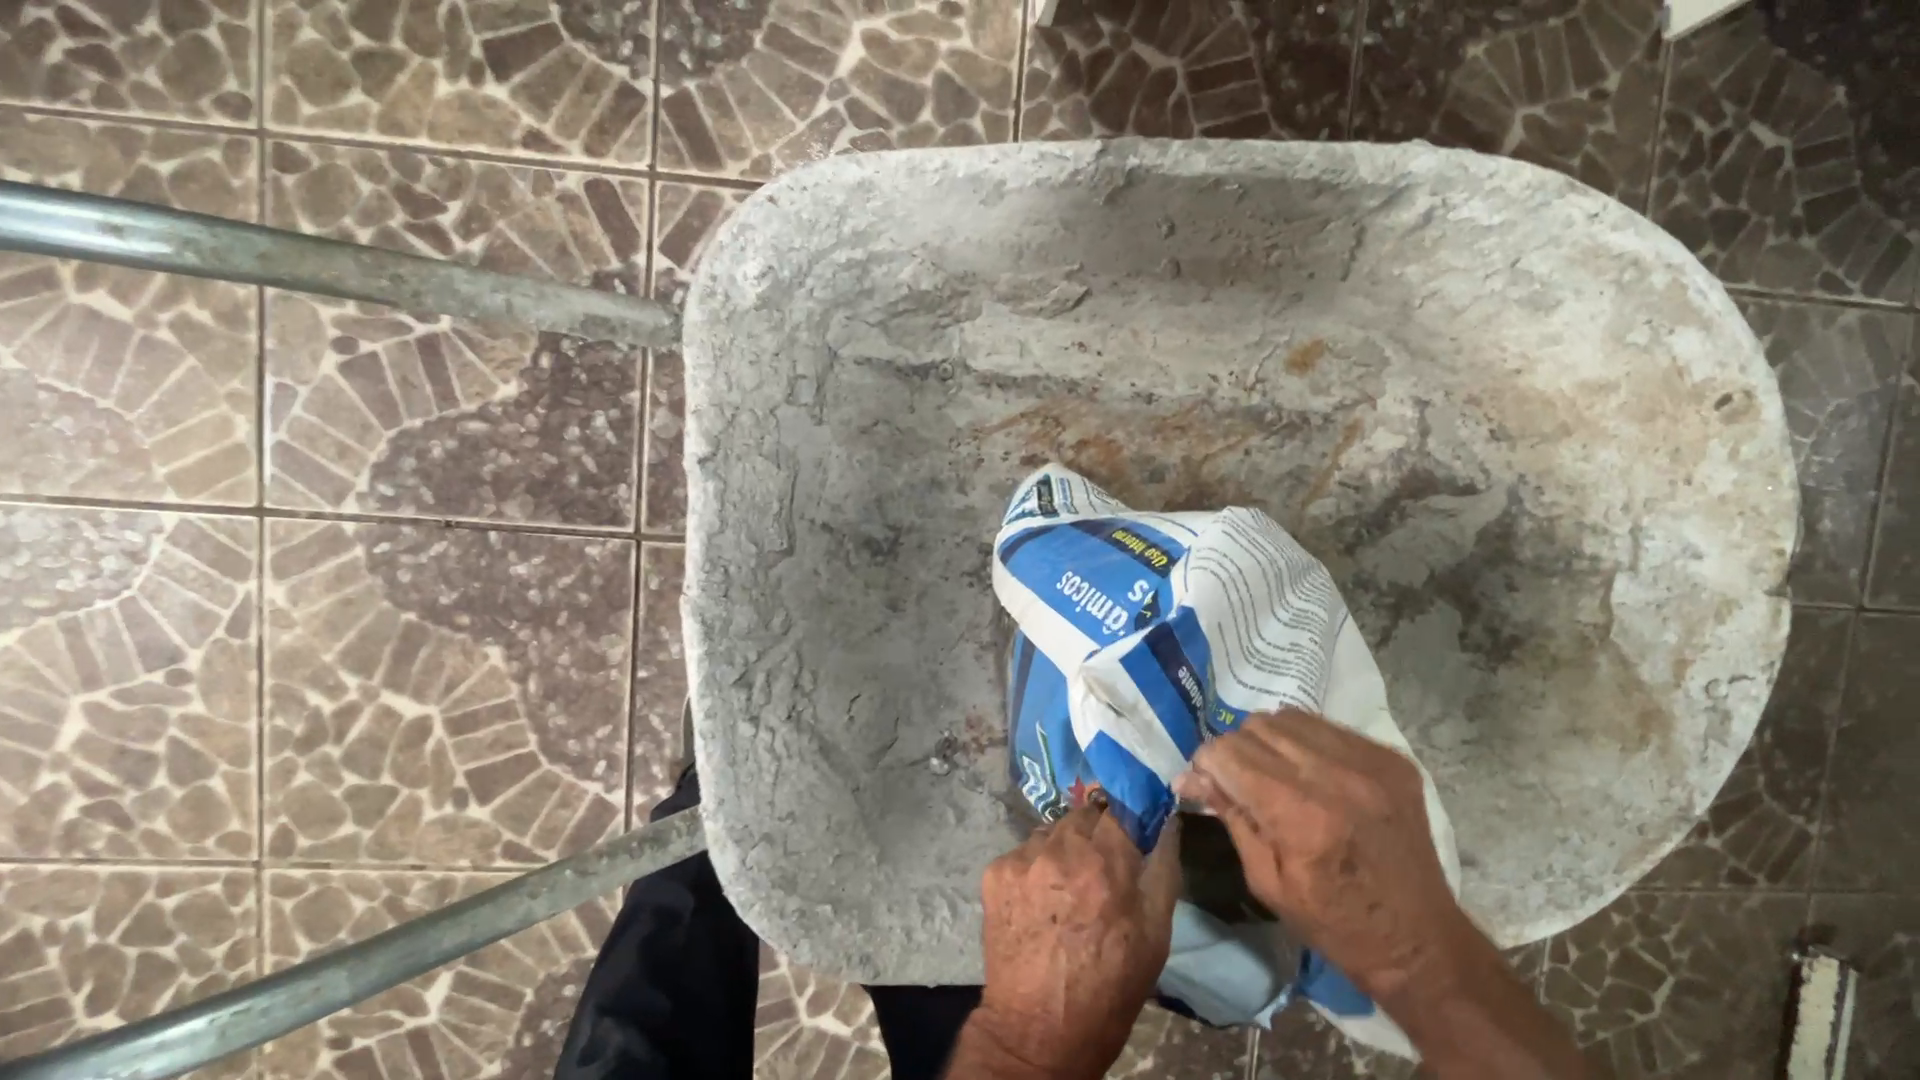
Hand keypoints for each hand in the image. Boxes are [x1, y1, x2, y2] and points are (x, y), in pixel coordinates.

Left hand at [956, 796, 1180, 1079]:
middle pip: (1083, 814)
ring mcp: (1023, 859)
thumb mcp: (1156, 932)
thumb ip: (1162, 866)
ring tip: (1068, 887)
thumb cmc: (1111, 984)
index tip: (1132, 827)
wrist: (1039, 1029)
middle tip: (1101, 867)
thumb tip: (1166, 821)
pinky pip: (1024, 851)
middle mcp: (1061, 849)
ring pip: (1051, 830)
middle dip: (1095, 832)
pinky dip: (1035, 865)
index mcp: (1106, 862)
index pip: (1120, 804)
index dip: (1128, 813)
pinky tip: (1041, 899)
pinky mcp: (995, 872)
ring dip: (1063, 847)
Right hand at [1174, 709, 1469, 1003]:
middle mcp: (1335, 776)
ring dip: (1269, 741)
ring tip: (1276, 774)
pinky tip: (1312, 775)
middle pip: (1255, 727)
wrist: (1419, 940)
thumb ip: (1230, 816)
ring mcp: (1369, 763)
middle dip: (1236, 752)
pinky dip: (1306, 743)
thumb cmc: (1333, 922)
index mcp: (1300, 815)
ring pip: (1289, 718)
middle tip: (1240, 783)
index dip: (1207, 765)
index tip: (1207, 785)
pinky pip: (1327, 727)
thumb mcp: (1266, 880)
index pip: (1227, 753)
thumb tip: (1188, 776)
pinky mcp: (1392, 759)